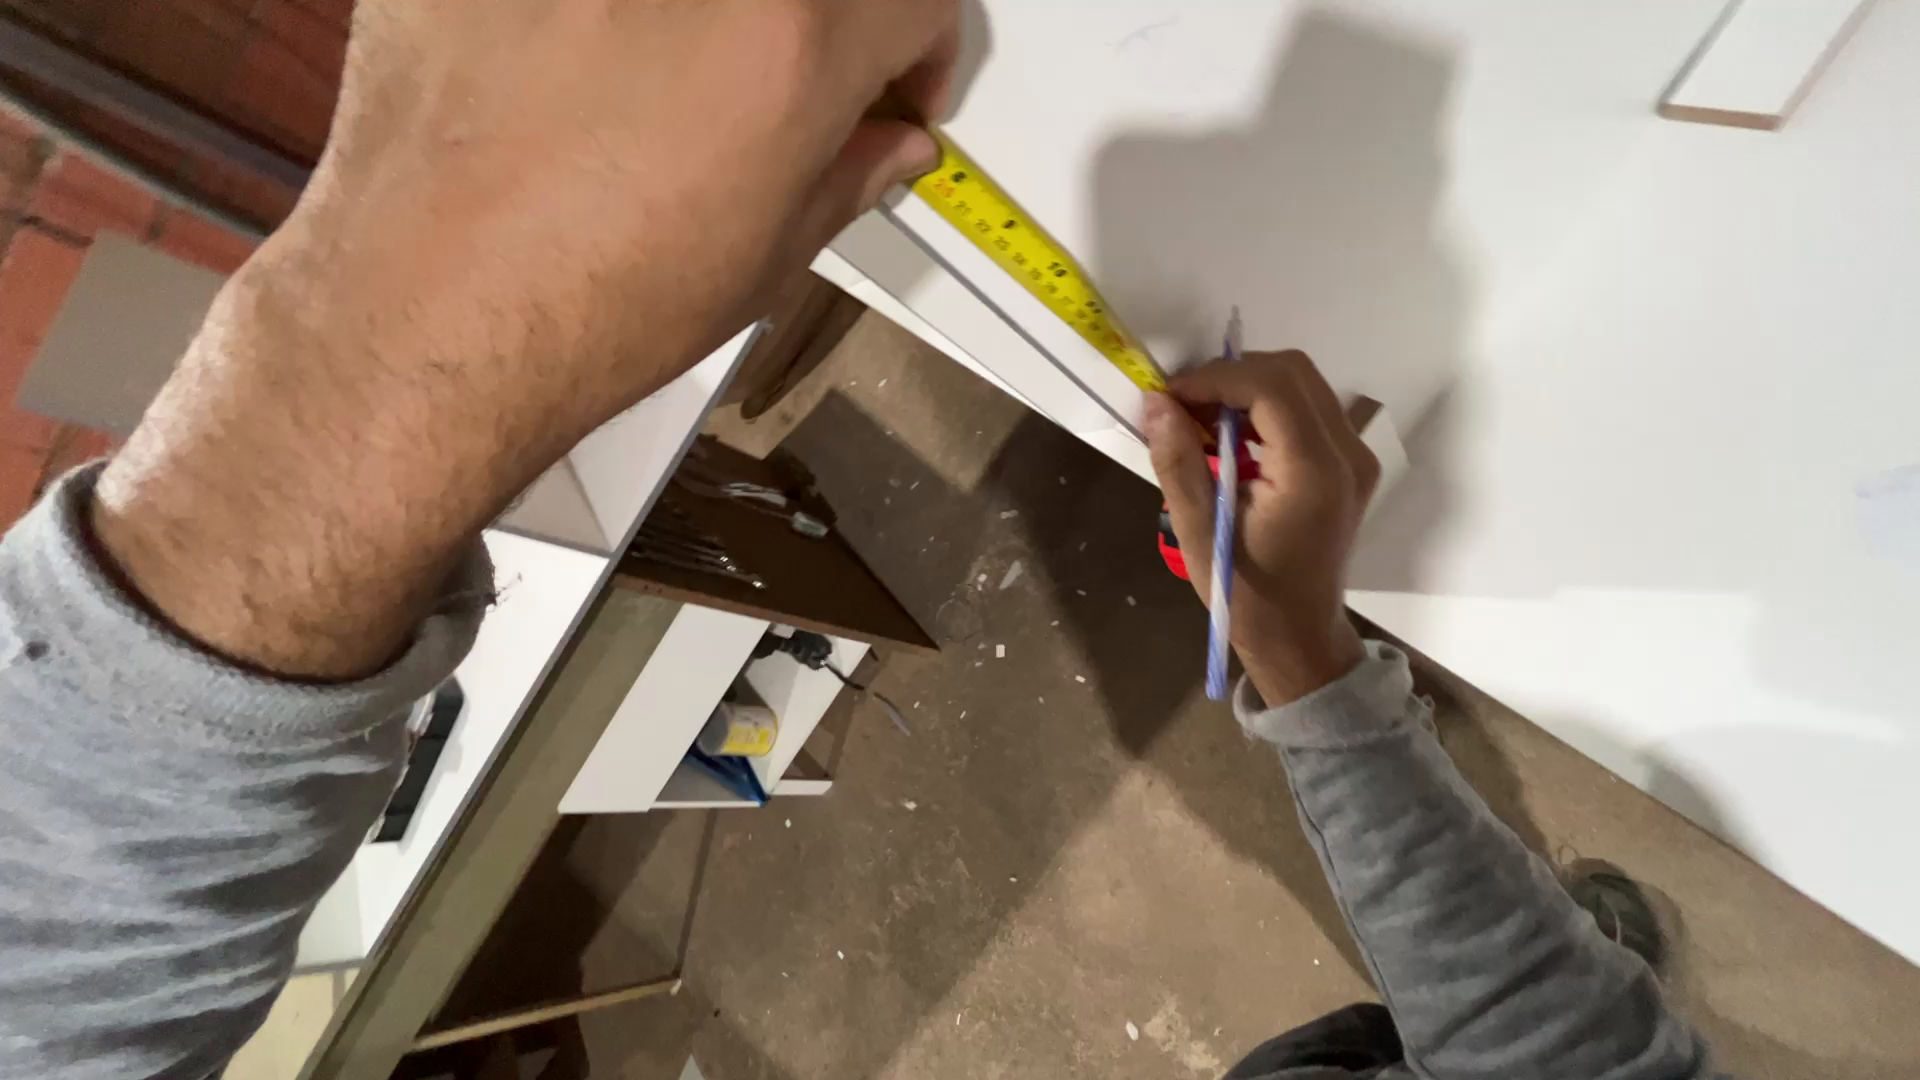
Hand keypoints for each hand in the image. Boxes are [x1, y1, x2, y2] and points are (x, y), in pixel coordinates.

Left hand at [91, 0, 958, 677]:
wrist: (445, 308)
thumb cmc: (596, 303)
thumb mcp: (769, 259)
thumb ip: (849, 179)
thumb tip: (889, 149)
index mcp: (788, 45)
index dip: (926, 55)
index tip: (897, 91)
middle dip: (837, 30)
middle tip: (816, 84)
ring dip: (738, 27)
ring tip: (700, 82)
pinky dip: (635, 17)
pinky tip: (614, 58)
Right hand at [1144, 351, 1377, 705]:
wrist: (1298, 635)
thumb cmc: (1244, 593)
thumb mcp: (1199, 532)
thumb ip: (1177, 463)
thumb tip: (1156, 403)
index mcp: (1313, 474)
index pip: (1270, 387)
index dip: (1214, 378)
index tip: (1168, 396)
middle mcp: (1347, 454)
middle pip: (1291, 371)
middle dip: (1229, 375)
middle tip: (1181, 405)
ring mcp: (1356, 456)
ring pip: (1301, 383)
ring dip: (1245, 387)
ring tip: (1200, 420)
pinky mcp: (1349, 462)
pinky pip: (1307, 407)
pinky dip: (1263, 406)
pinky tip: (1229, 437)